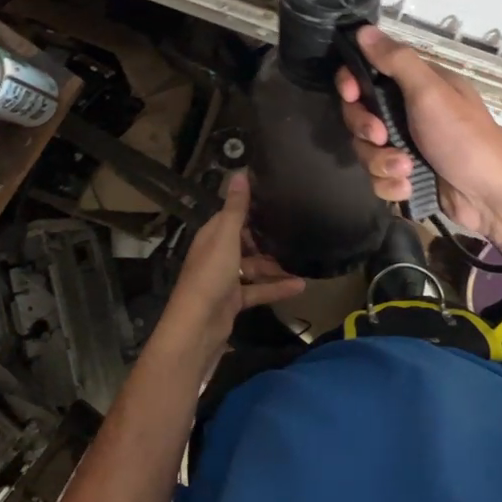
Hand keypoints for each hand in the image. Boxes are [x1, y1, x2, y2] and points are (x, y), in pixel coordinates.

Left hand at [158, 172, 303, 350]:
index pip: (232, 215)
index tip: (277, 197)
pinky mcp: (234, 301)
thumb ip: (235, 209)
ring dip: (275, 264)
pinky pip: (258, 289)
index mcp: (211, 236)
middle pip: (245, 241)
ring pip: (254, 267)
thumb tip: (239, 173)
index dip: (251, 207)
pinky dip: (276, 287)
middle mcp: (217, 255)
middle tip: (298, 228)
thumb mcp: (225, 239)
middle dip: (267, 237)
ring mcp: (225, 280)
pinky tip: (299, 286)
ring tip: (303, 259)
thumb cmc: (210, 277)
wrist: (197, 328)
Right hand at [336, 26, 501, 236]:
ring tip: (406, 170)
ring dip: (380, 162)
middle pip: (359, 114)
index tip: (351, 95)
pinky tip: (409, 187)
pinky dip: (390, 183)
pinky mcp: (406, 174)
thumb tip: (363, 28)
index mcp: (417, 85)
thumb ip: (397, 61)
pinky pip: (378, 176)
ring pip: (366, 149)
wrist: (491, 198)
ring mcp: (407, 144)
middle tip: (381, 137)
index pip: (367, 73)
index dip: (351, 83)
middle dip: (365, 129)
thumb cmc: (464, 138)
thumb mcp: (431, 93)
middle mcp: (408, 111)